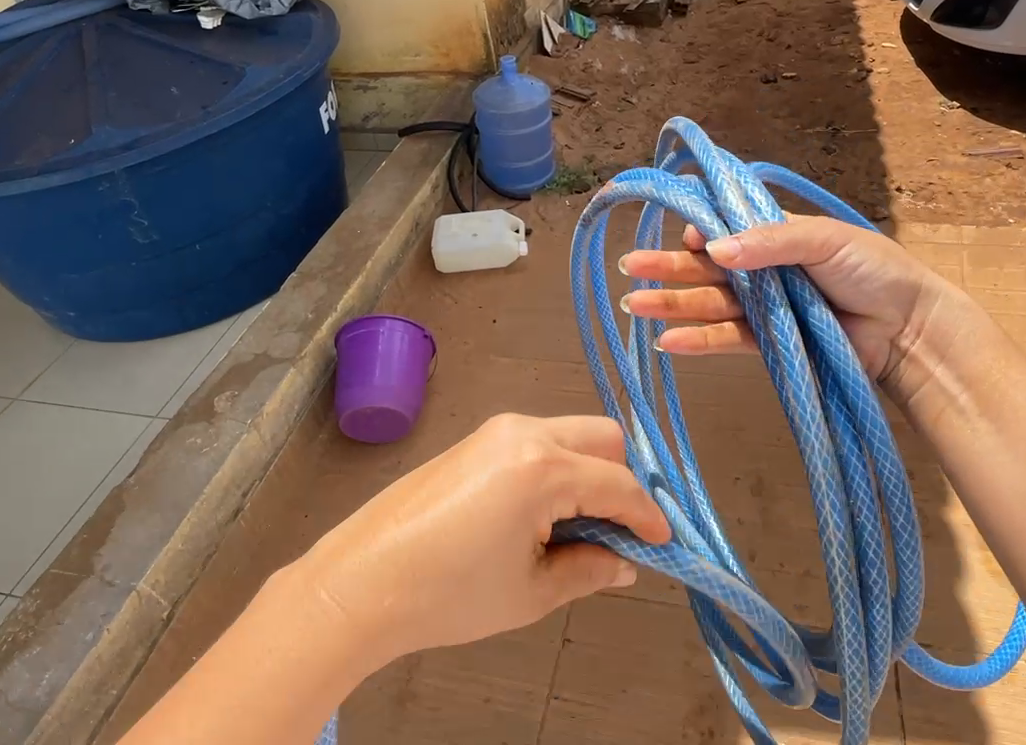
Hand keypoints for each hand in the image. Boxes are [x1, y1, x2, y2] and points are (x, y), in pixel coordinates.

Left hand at [287, 414, 669, 666]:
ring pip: (571, 435)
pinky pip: (539, 442)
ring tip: (578, 528)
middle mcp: (525, 432)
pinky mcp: (478, 439)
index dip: (647, 516)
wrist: (361, 580)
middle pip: (603, 437)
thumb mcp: (530, 592)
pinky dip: (558, 469)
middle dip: (622, 479)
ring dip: (590, 471)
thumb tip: (625, 562)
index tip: (664, 544)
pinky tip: (543, 515)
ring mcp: (497, 431)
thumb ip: (588, 570)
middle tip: (618, 531)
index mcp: (542, 468)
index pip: (619, 483)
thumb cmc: (448, 594)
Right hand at [618, 214, 990, 407]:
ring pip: (709, 303)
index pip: (724, 230)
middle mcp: (763, 269)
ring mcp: (765, 308)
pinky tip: (669, 340)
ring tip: (633, 305)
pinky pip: (728, 338)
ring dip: (672, 304)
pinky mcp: (769, 343)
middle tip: (629, 268)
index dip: (698, 233)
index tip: (680, 237)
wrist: (909, 327)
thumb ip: (767, 240)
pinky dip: (698, 340)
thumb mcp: (822, 238)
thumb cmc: (871, 269)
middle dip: (667, 268)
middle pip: (707, 267)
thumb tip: (710, 247)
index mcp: (775, 235)